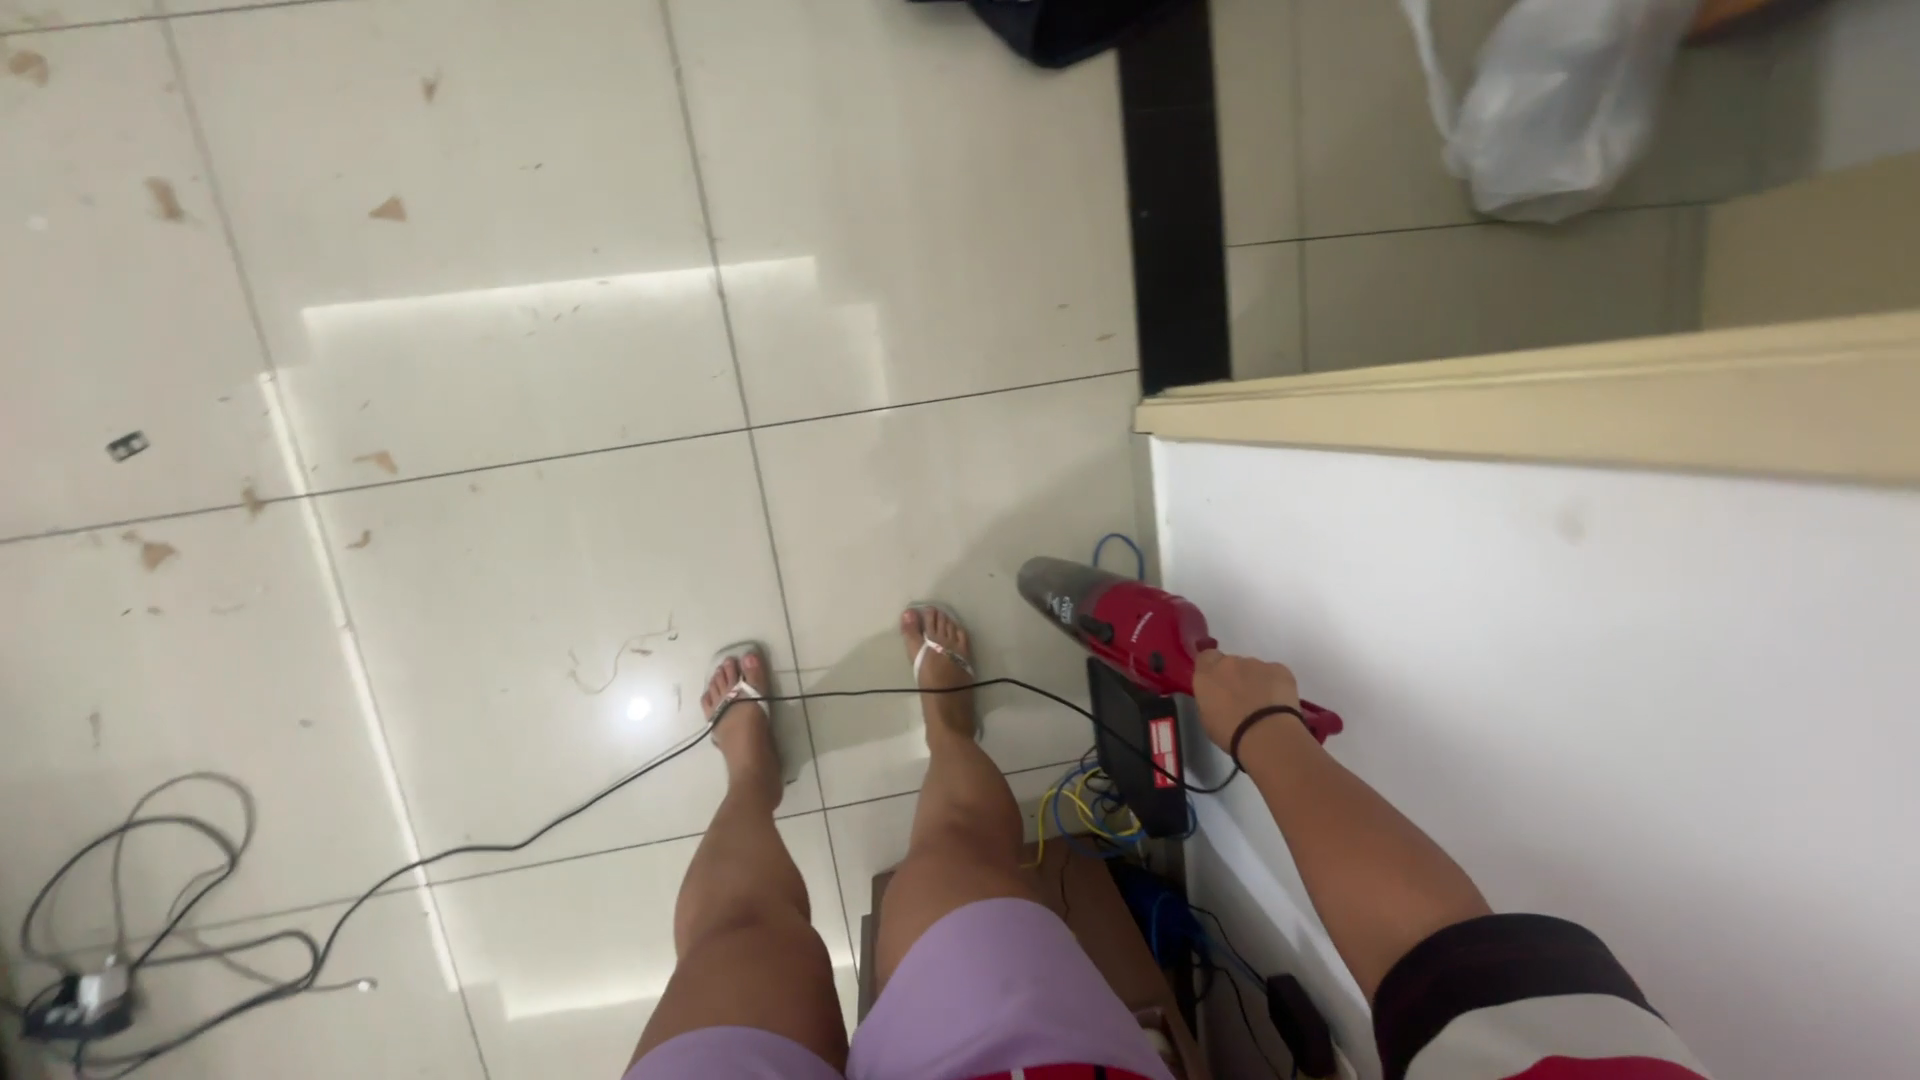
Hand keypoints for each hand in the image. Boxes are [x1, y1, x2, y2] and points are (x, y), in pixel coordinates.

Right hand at [1192, 649, 1299, 752]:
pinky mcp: (1280, 669)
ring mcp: (1256, 664)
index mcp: (1206, 675)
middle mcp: (1229, 663)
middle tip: (1240, 698)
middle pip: (1230, 663)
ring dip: (1255, 681)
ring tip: (1263, 705)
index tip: (1216, 684)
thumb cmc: (1230, 733)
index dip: (1211, 669)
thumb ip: (1209, 698)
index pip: (1205, 658)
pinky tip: (1278, 704)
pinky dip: (1275, 685)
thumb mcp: (1206, 718)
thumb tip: (1218, 696)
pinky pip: (1274, 674)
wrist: (1267, 735)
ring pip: (1253, 669)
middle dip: (1234, 677)